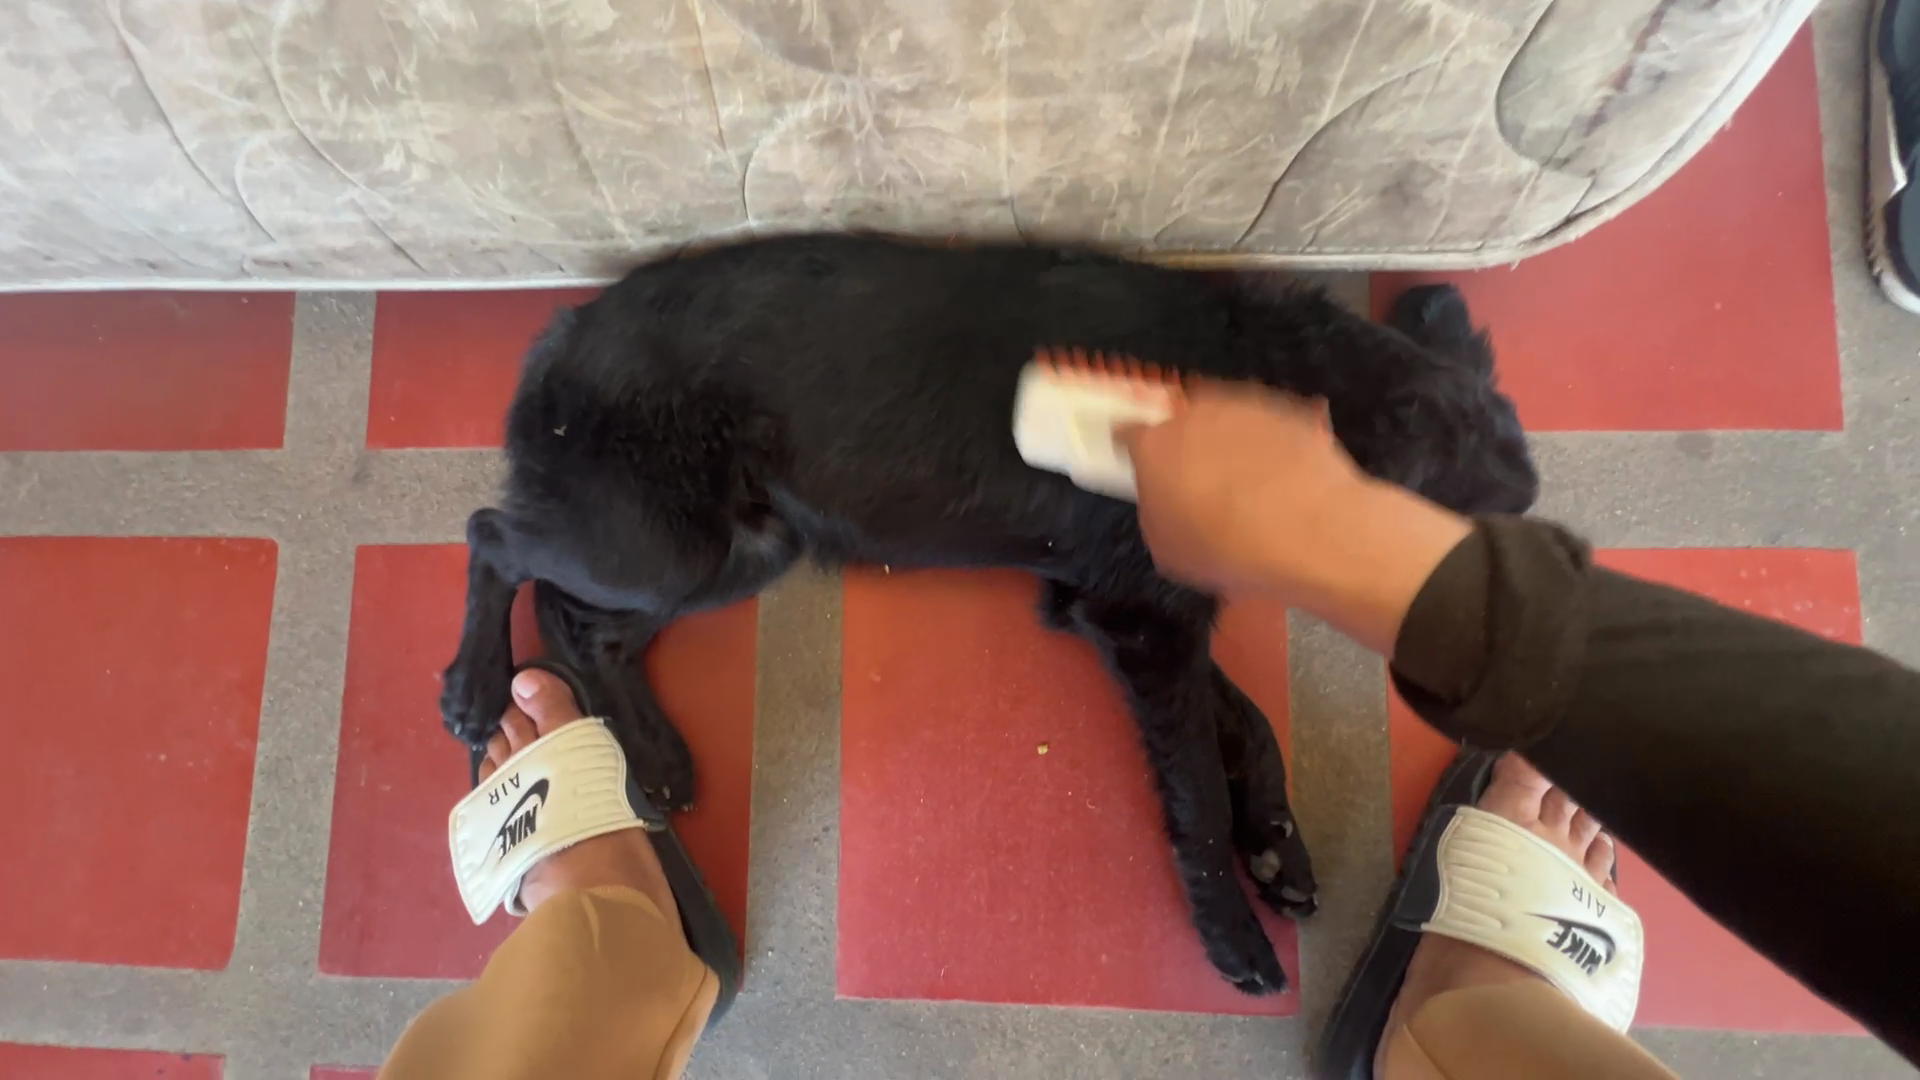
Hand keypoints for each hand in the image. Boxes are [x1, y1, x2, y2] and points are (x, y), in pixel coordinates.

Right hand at [1120, 381, 1472, 654]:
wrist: (1312, 533)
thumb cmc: (1226, 547)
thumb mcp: (1167, 548)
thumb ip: (1157, 511)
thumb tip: (1166, 500)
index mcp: (1154, 446)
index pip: (1128, 433)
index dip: (1133, 449)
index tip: (1140, 464)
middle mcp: (1195, 414)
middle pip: (1180, 420)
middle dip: (1184, 444)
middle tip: (1197, 481)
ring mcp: (1246, 407)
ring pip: (1225, 419)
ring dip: (1227, 442)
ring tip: (1245, 483)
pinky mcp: (1291, 412)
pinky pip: (1268, 427)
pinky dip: (1269, 447)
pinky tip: (1282, 480)